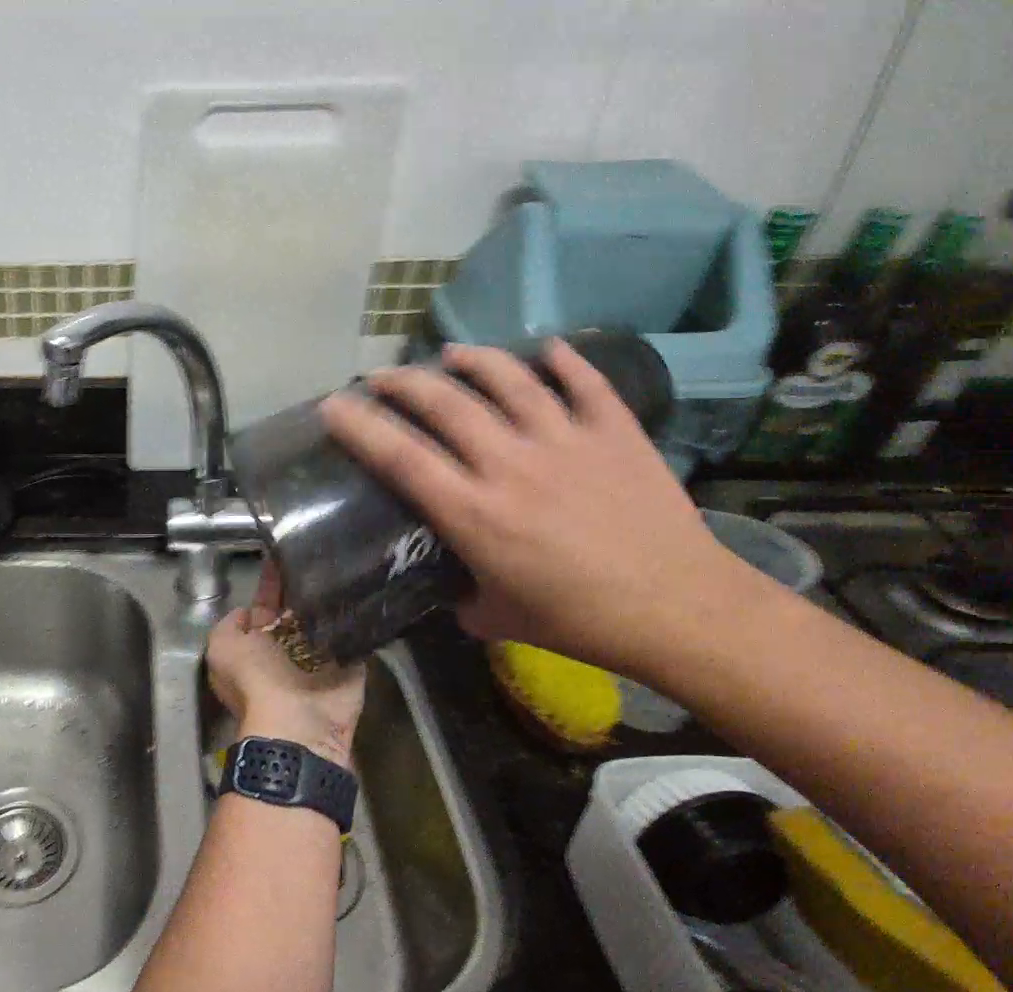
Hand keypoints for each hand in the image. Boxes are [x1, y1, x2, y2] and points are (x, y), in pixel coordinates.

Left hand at [206, 568, 365, 766]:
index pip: (264, 608)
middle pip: (296, 611)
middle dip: (303, 586)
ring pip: (325, 619)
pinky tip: (365, 586)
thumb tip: (250, 610)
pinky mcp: (350, 663)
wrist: (299, 722)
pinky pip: (354, 635)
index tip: (283, 554)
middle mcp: (286, 650)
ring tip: (343, 561)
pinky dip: (358, 617)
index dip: (271, 584)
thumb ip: (230, 625)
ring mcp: (321, 657)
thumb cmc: (255, 680)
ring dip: (331, 597)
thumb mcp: (222, 647)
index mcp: (253, 646)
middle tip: (316, 552)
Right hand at [317, 341, 757, 676]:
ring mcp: (567, 442)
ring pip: (510, 381)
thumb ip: (460, 593)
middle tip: (382, 376)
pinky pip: (585, 384)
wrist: (678, 609)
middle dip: (404, 383)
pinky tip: (548, 348)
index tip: (333, 406)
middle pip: (446, 405)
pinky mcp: (616, 434)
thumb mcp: (496, 618)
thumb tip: (448, 582)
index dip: (360, 427)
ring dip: (474, 361)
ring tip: (452, 354)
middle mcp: (511, 466)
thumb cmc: (577, 621)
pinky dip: (564, 360)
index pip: (401, 458)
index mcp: (474, 514)